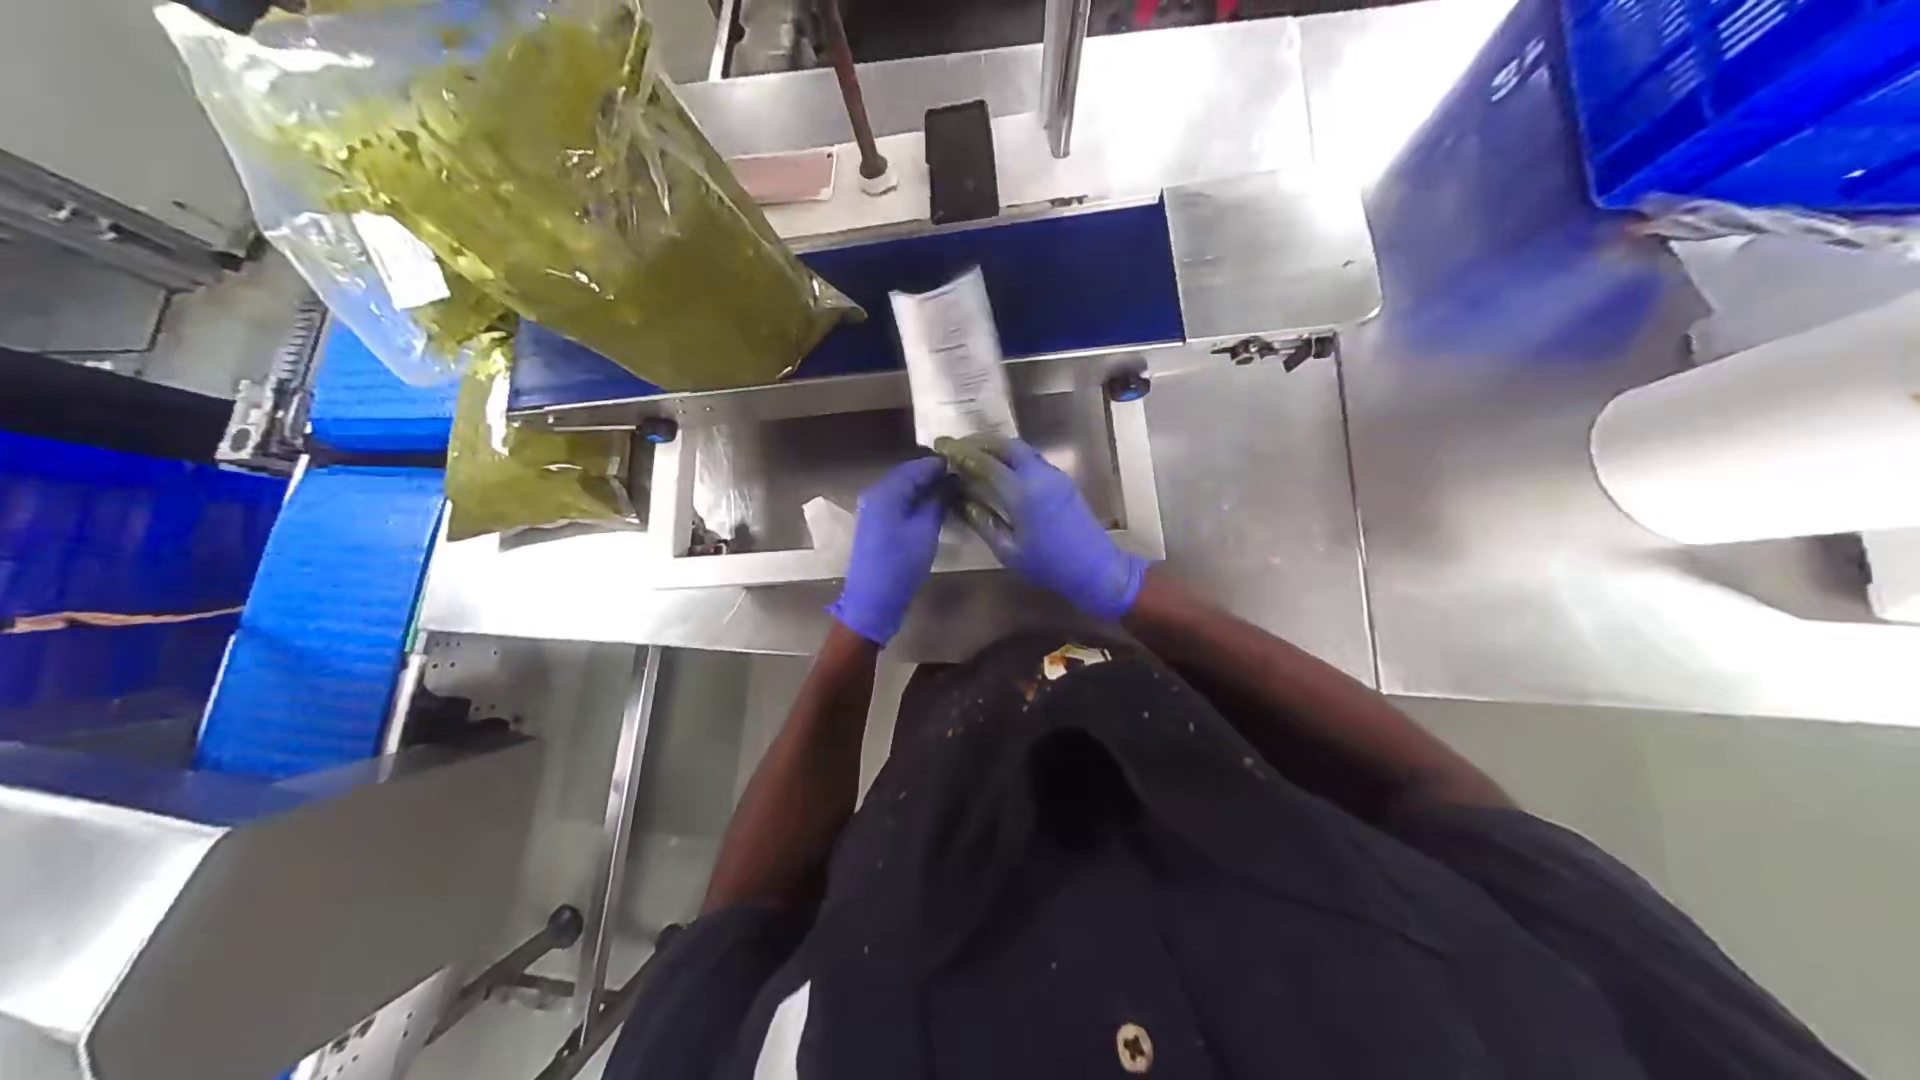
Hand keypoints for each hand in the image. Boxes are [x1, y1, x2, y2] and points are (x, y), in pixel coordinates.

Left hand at [827, 456, 948, 643]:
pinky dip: (914, 502)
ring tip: (950, 493)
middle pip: (907, 476)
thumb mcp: (926, 530)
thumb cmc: (901, 564)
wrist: (872, 600)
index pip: (916, 467)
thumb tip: (950, 480)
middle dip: (932, 476)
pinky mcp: (874, 525)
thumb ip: (938, 501)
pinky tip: (932, 508)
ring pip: (902, 490)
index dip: (939, 465)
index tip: (963, 466)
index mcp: (886, 492)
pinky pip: (897, 503)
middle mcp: (875, 495)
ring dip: (924, 490)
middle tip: (960, 479)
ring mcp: (872, 510)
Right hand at [942, 437, 1149, 619]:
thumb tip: (964, 502)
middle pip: (1006, 445)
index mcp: (1022, 492)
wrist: (1095, 567)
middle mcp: (1039, 475)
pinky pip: (1033, 459)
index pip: (986, 462)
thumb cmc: (1049, 565)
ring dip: (998, 448)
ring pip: (1022, 450)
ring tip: (977, 456)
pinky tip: (1002, 470)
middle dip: (980, 442)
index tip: (943, 446)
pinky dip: (1013, 457)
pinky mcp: (1063, 481)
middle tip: (959, 447)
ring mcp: (1054, 476)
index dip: (962, 453)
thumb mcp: (1009, 551)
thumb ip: (983, 523)